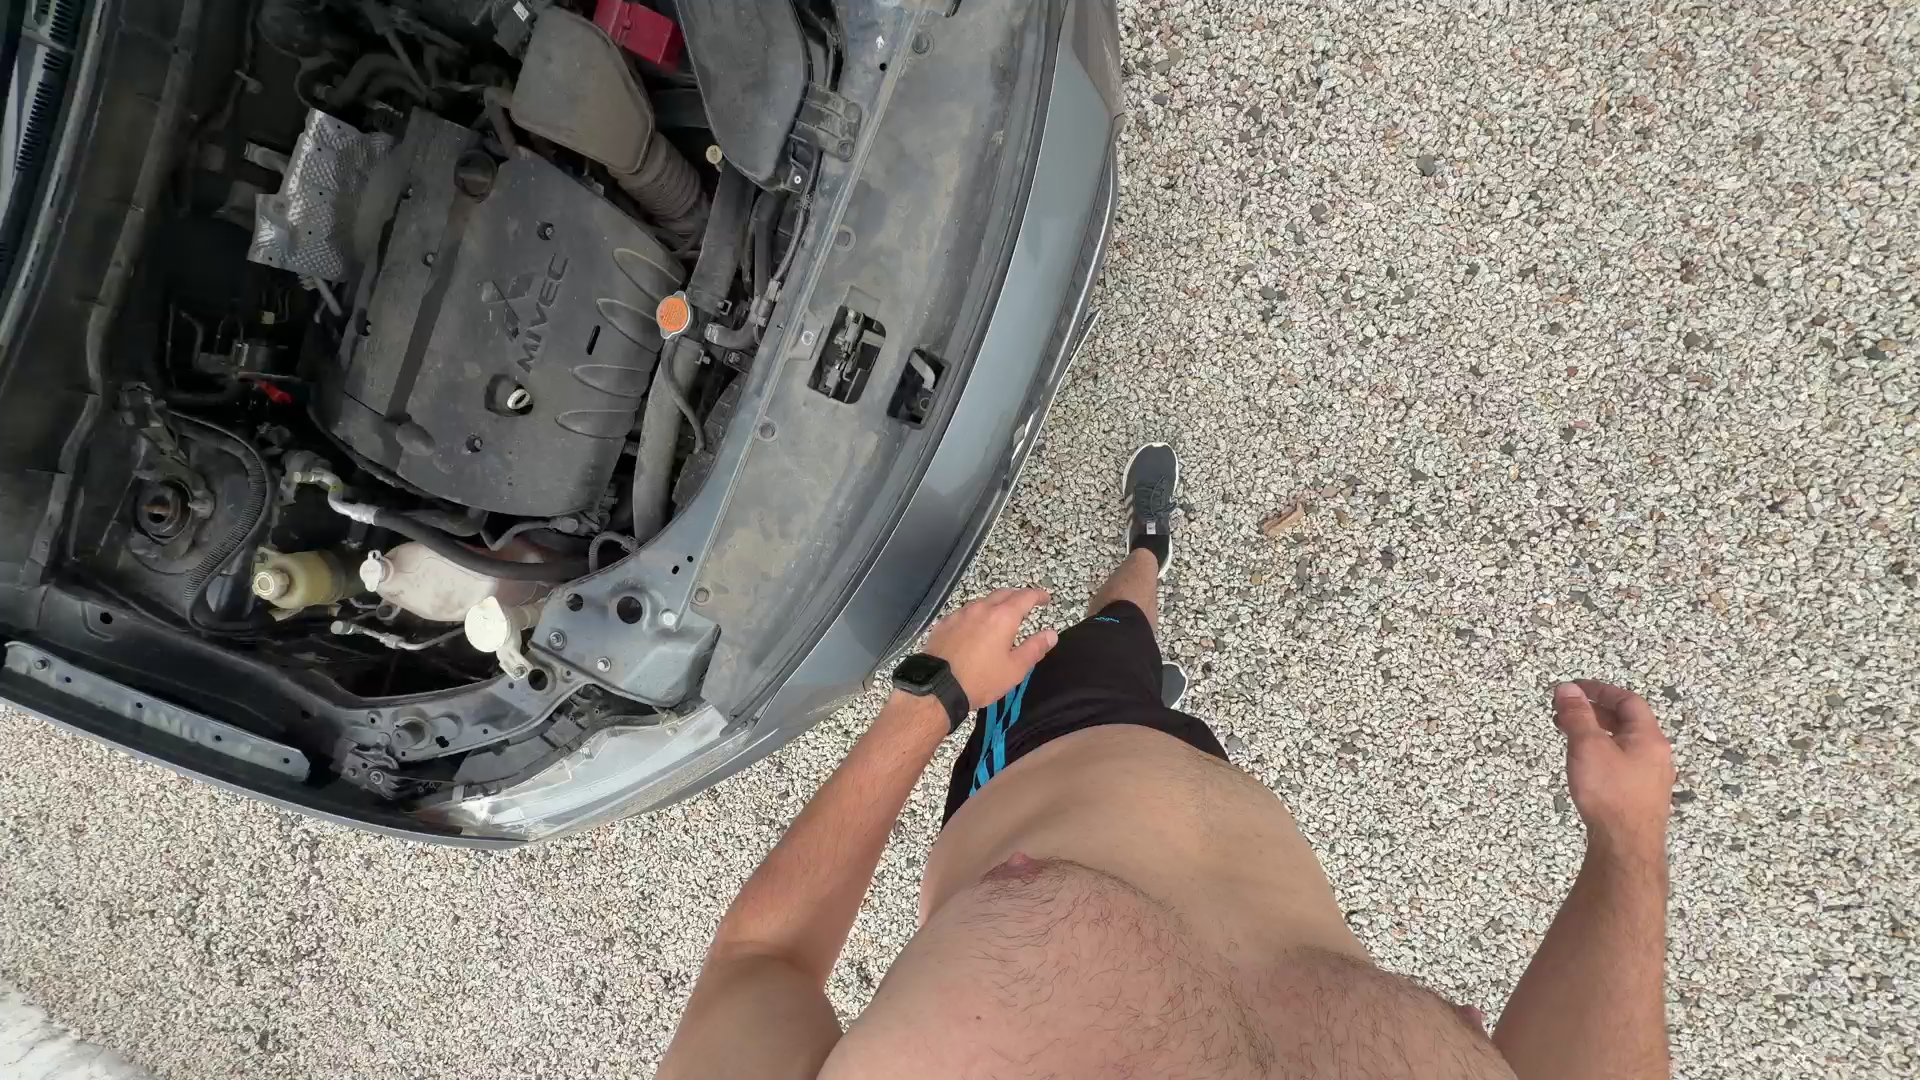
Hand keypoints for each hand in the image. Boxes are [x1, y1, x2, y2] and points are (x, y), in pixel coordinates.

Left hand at [922, 588, 1058, 706]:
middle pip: (1003, 593)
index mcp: (1002, 617)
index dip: (1038, 595)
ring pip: (982, 601)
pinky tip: (975, 627)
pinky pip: (965, 612)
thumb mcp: (1015, 669)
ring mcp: (960, 614)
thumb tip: (1052, 634)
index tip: (1045, 598)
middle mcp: (981, 608)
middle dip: (1018, 596)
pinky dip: (977, 615)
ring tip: (1001, 616)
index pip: (1025, 597)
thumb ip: (1035, 648)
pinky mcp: (944, 623)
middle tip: (1027, 604)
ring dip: (995, 604)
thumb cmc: (981, 679)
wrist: (937, 686)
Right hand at [1553, 681, 1676, 859]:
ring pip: (1621, 738)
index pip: (1628, 701)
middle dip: (1592, 708)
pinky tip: (1581, 756)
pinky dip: (1598, 746)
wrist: (1625, 841)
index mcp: (1649, 738)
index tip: (1571, 688)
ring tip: (1565, 730)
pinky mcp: (1639, 789)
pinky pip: (1620, 756)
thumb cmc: (1608, 790)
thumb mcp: (1587, 745)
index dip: (1600, 689)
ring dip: (1593, 728)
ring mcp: (1649, 773)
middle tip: (1562, 709)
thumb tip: (1567, 688)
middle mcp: (1655, 753)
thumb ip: (1577, 715)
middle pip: (1626, 719)